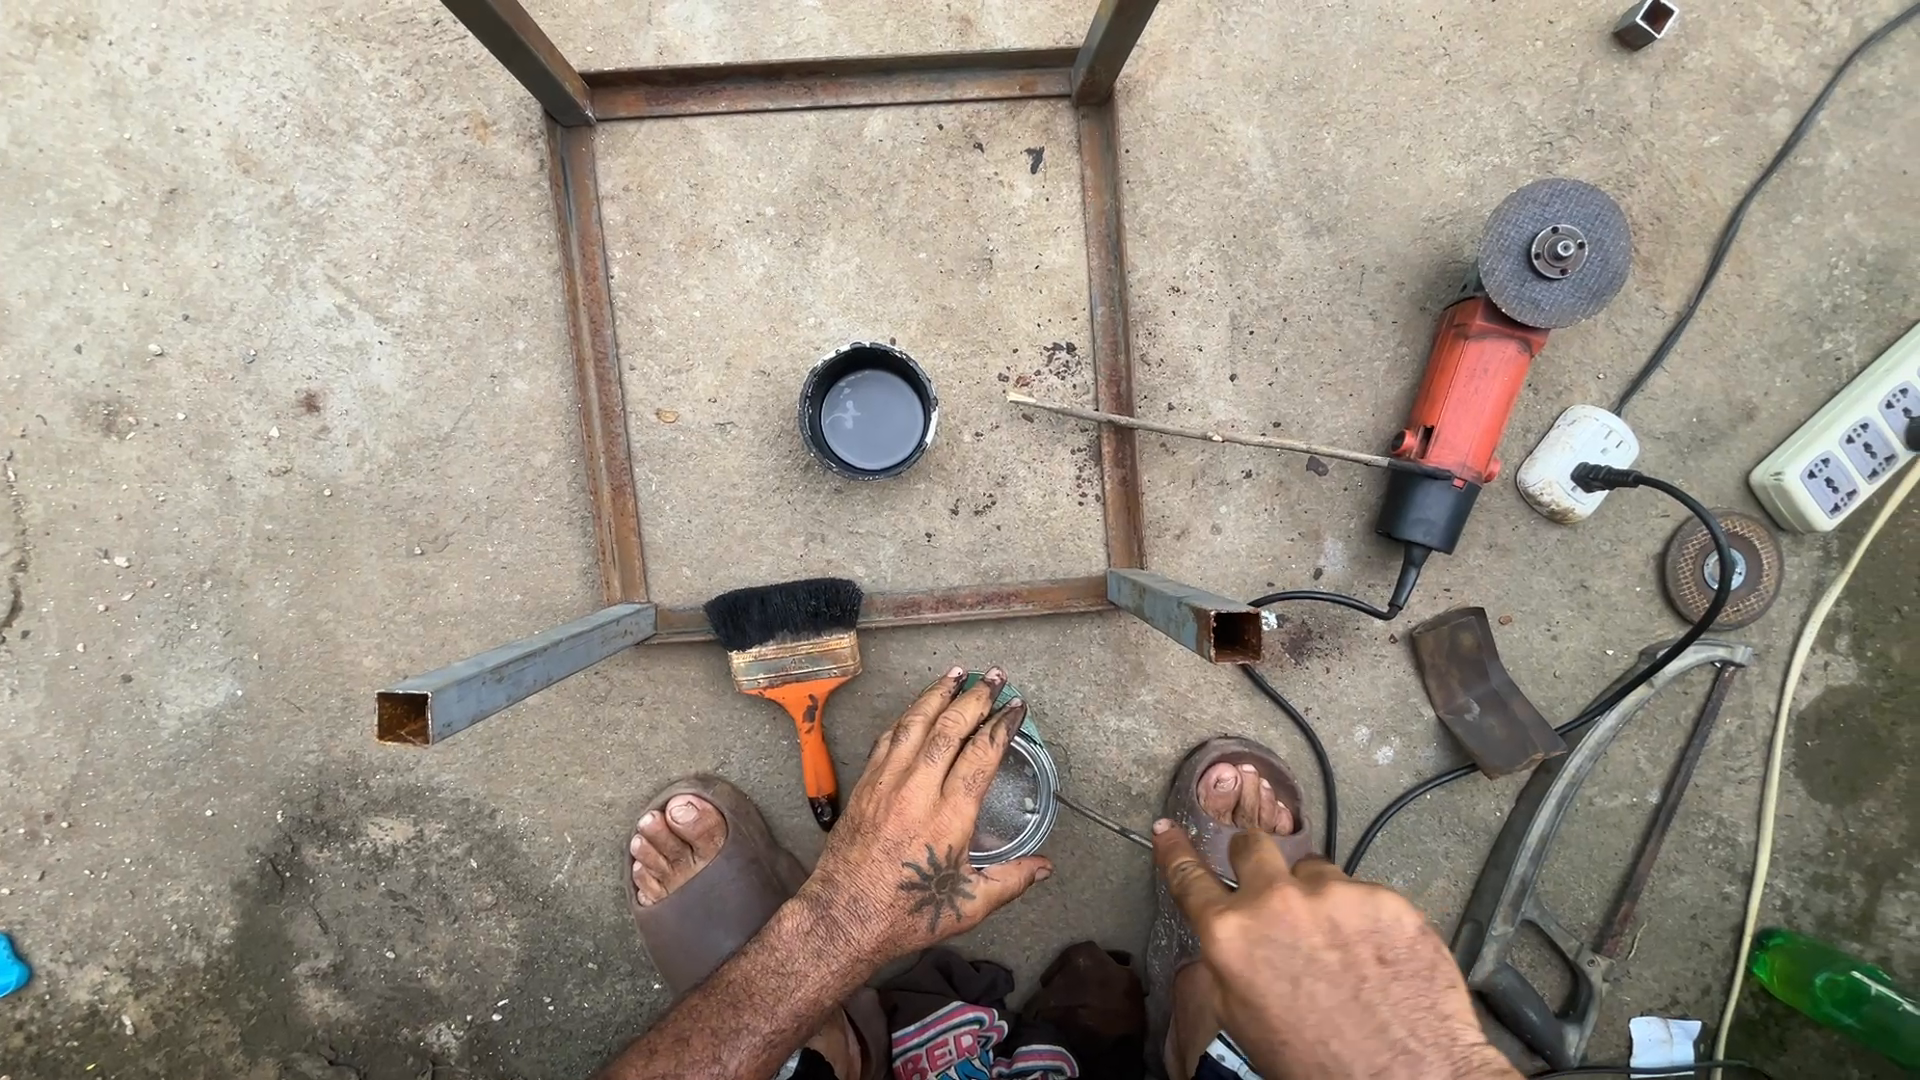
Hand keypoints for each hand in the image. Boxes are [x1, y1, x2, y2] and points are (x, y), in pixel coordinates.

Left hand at [795, 666, 1052, 966]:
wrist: (843, 917)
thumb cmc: (906, 914)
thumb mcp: (969, 906)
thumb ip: (1010, 880)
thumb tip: (1045, 866)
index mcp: (949, 816)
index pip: (981, 754)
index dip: (1001, 724)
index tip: (1014, 706)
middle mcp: (918, 790)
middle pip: (950, 727)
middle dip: (975, 696)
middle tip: (992, 676)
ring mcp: (887, 781)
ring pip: (915, 723)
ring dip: (938, 694)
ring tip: (955, 674)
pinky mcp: (865, 783)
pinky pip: (888, 737)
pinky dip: (907, 716)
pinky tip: (917, 707)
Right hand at [1152, 823, 1518, 1079]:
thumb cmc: (1316, 1065)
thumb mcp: (1241, 1021)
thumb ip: (1224, 964)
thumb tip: (1223, 936)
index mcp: (1230, 934)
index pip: (1187, 876)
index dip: (1174, 849)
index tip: (1167, 829)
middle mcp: (1275, 901)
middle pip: (1252, 844)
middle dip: (1257, 861)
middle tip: (1274, 892)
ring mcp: (1332, 894)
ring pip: (1313, 869)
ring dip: (1317, 895)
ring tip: (1340, 943)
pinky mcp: (1383, 898)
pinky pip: (1362, 892)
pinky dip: (1364, 916)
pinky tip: (1378, 955)